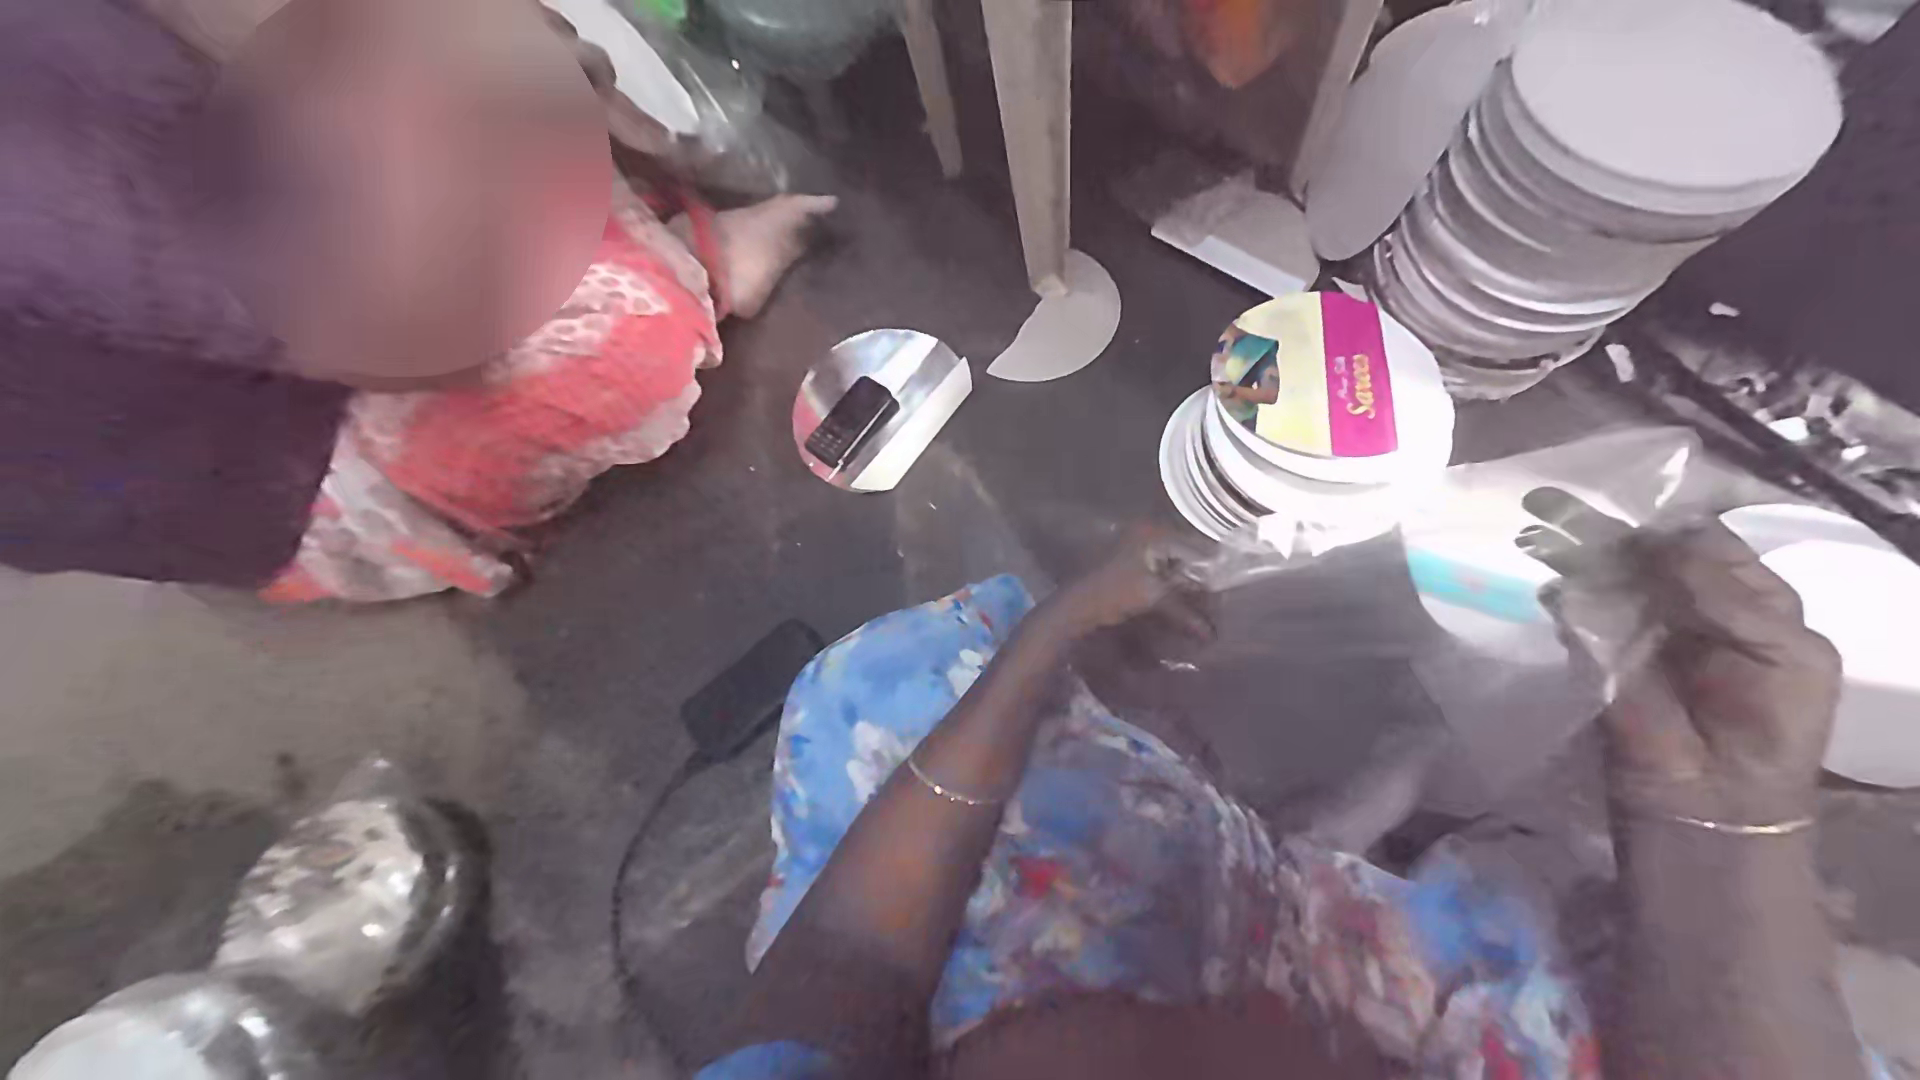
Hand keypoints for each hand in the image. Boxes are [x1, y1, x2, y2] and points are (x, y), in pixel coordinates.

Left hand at [1036, 529, 1214, 641]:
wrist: (1074, 606)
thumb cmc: (1113, 593)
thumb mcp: (1155, 597)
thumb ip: (1186, 610)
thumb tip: (1212, 633)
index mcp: (1153, 532)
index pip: (1197, 548)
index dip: (1214, 571)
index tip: (1229, 593)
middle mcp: (1146, 533)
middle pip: (1186, 556)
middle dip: (1201, 579)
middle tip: (1219, 601)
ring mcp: (1136, 547)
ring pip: (1174, 566)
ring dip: (1187, 585)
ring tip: (1205, 606)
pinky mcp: (1130, 564)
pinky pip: (1161, 573)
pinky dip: (1172, 587)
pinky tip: (1182, 603)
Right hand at [1527, 491, 1840, 818]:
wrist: (1711, 786)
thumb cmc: (1769, 721)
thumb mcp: (1780, 652)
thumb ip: (1725, 594)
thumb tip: (1661, 538)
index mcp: (1740, 598)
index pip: (1701, 543)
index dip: (1669, 522)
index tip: (1635, 503)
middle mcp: (1677, 600)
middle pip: (1635, 551)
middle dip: (1596, 525)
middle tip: (1547, 500)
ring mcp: (1628, 622)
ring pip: (1595, 574)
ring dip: (1566, 550)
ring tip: (1534, 530)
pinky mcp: (1588, 645)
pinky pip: (1571, 610)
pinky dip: (1560, 594)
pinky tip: (1550, 584)